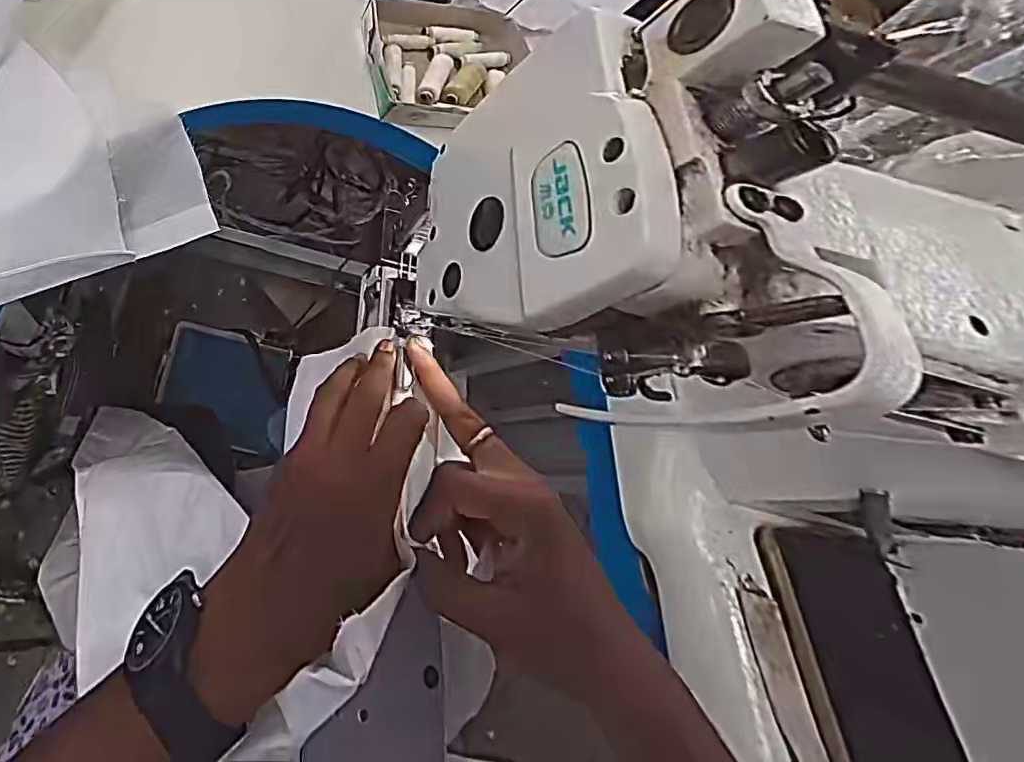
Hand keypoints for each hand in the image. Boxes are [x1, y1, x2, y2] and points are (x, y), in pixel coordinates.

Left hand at [189, 342, 427, 724]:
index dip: (417, 407)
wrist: (274, 597)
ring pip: (333, 395)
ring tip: (361, 358)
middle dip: (382, 368)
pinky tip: (333, 389)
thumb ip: (401, 513)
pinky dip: (326, 392)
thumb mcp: (388, 555)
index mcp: (376, 484)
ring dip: (350, 371)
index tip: (420, 403)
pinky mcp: (291, 458)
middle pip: (367, 396)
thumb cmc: (328, 589)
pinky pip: (312, 412)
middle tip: (389, 351)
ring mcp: (313, 454)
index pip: (404, 424)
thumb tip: (406, 494)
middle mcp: (344, 460)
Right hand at [404, 342, 645, 701]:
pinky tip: (449, 541)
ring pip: (471, 461)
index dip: (428, 513)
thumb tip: (414, 557)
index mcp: (524, 504)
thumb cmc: (570, 639)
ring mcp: (526, 498)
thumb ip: (440, 582)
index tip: (419, 543)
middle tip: (415, 359)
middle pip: (471, 430)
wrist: (609, 662)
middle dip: (438, 395)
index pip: (454, 482)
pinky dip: (456, 505)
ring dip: (443, 480)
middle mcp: (526, 489)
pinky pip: (479, 490)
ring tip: (427, 511)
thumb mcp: (493, 618)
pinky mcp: (522, 514)